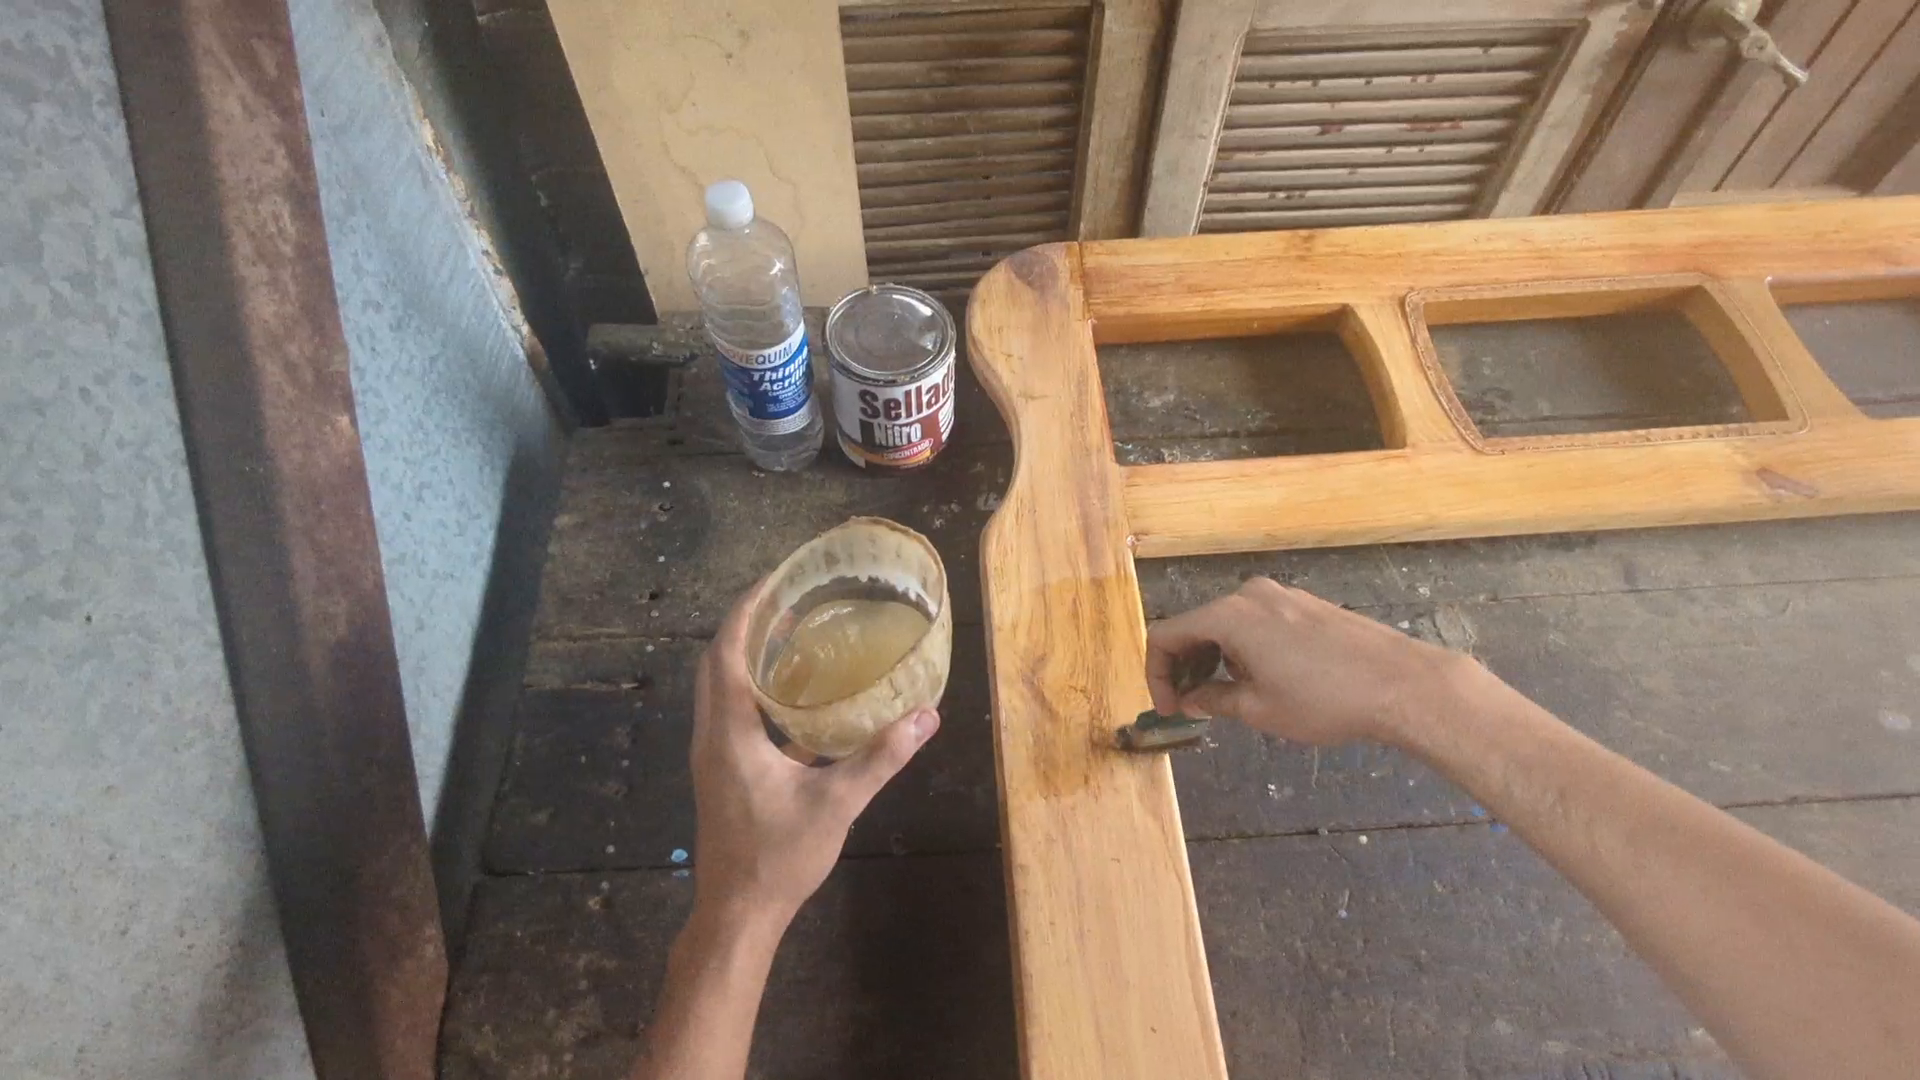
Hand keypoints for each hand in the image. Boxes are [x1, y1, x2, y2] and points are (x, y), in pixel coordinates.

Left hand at [689, 583, 939, 928]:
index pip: (725, 655)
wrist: (738, 915)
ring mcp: (713, 754)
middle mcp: (712, 735)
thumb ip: (881, 758)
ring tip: (791, 632)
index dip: (745, 612)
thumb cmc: (778, 858)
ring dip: (746, 654)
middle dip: (746, 624)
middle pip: (716, 663)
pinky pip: (731, 709)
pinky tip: (795, 692)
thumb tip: (926, 716)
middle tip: (789, 599)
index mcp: (729, 734)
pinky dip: (754, 686)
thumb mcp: (836, 804)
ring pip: (719, 686)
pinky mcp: (722, 770)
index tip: (773, 580)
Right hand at [1145, 577, 1477, 745]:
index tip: (1169, 708)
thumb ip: (1213, 700)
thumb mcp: (1259, 709)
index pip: (1166, 635)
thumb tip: (1191, 699)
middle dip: (1184, 666)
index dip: (1156, 674)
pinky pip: (1254, 621)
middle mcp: (1249, 594)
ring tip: (1228, 696)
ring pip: (1225, 623)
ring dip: (1213, 659)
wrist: (1405, 684)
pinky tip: (1262, 678)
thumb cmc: (1325, 699)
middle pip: (1194, 625)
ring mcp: (1280, 595)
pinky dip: (1241, 648)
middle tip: (1191, 705)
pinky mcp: (1305, 603)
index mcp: (1229, 614)